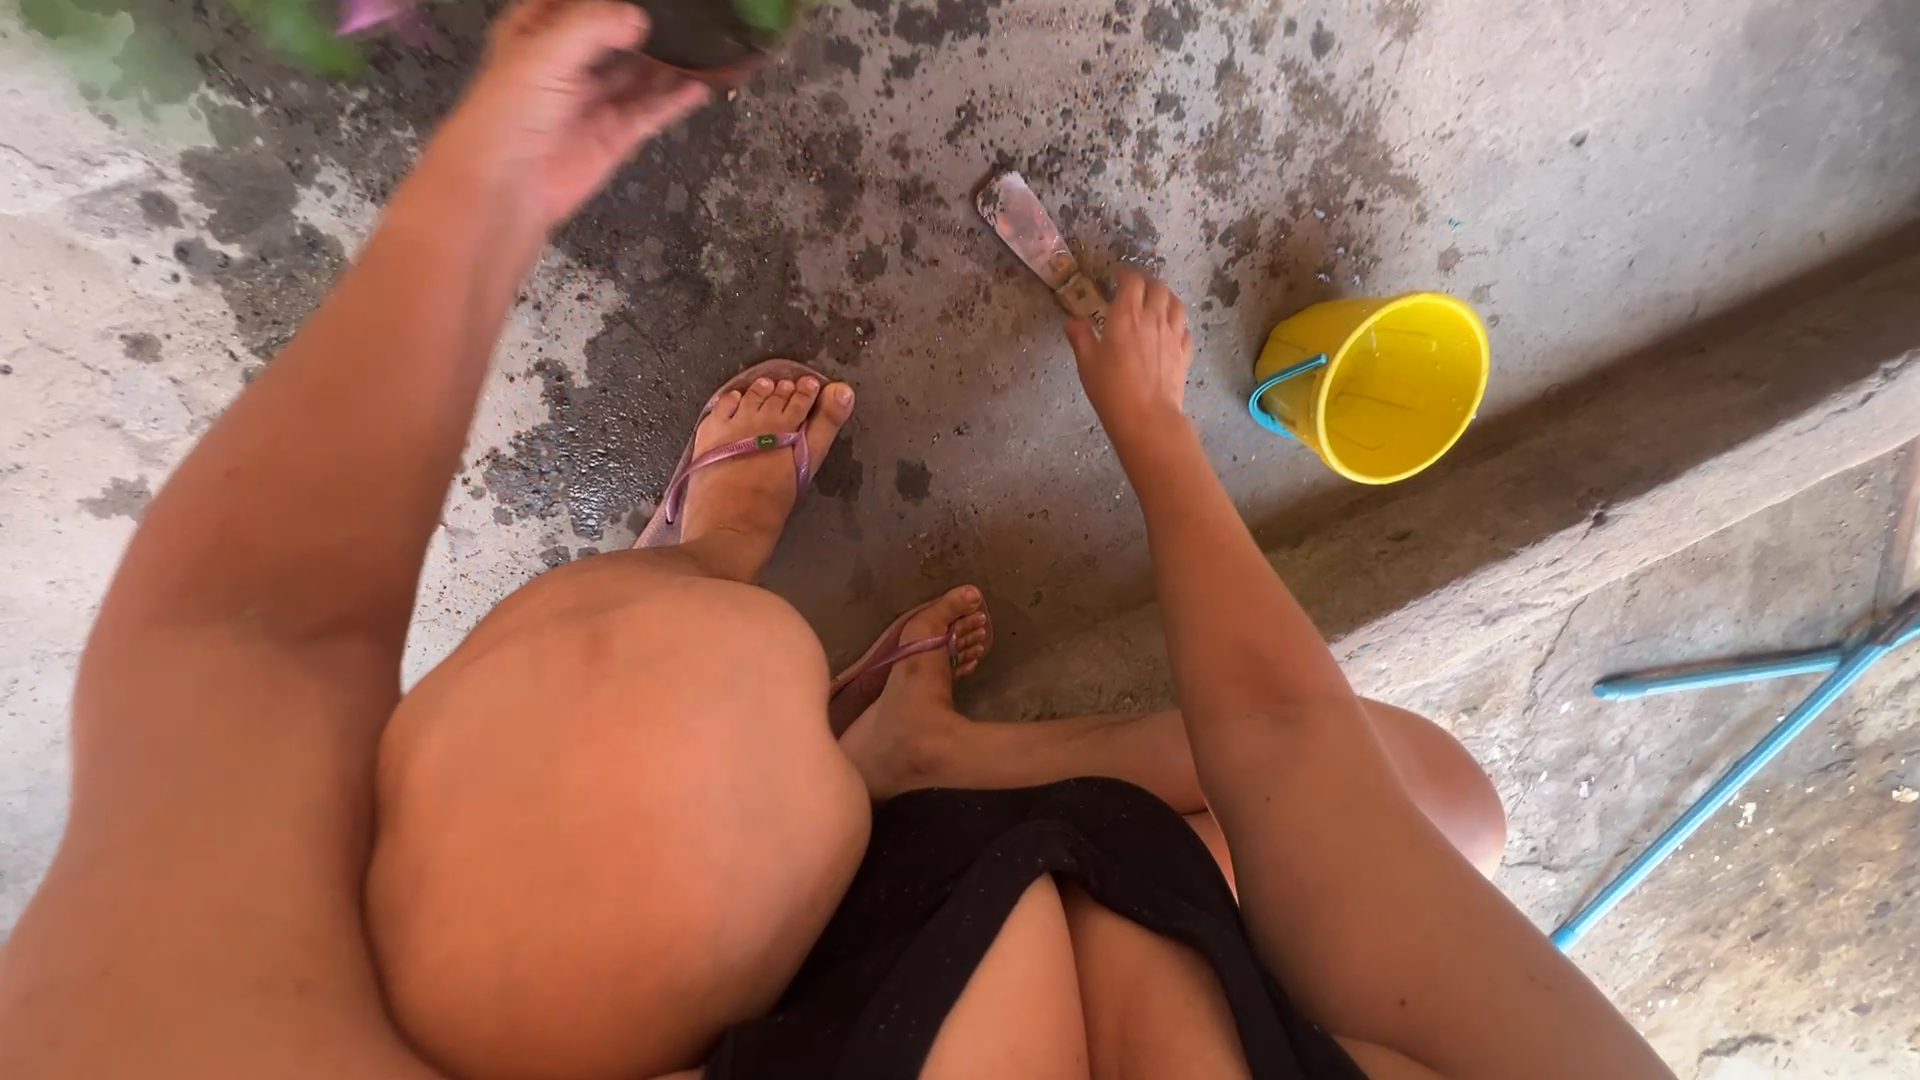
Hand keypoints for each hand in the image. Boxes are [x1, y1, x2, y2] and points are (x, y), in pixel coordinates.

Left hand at [423, 0, 709, 229]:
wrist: (509, 184)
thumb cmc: (511, 110)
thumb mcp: (544, 52)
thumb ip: (592, 27)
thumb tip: (640, 17)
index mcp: (537, 31)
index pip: (574, 2)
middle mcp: (568, 63)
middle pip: (613, 37)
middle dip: (642, 27)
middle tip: (682, 16)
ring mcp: (595, 101)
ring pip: (637, 75)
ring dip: (666, 62)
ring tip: (701, 46)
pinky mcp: (616, 135)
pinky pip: (650, 112)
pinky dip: (675, 101)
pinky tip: (699, 86)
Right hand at [1065, 270, 1193, 445]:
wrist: (1147, 417)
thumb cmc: (1111, 390)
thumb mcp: (1087, 364)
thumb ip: (1080, 338)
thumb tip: (1072, 321)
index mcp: (1126, 316)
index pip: (1132, 281)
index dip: (1126, 274)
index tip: (1118, 276)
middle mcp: (1153, 318)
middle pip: (1158, 287)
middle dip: (1147, 283)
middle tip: (1137, 289)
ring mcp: (1173, 335)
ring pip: (1176, 303)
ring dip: (1166, 298)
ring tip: (1158, 302)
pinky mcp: (1184, 352)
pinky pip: (1185, 329)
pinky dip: (1178, 323)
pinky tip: (1172, 330)